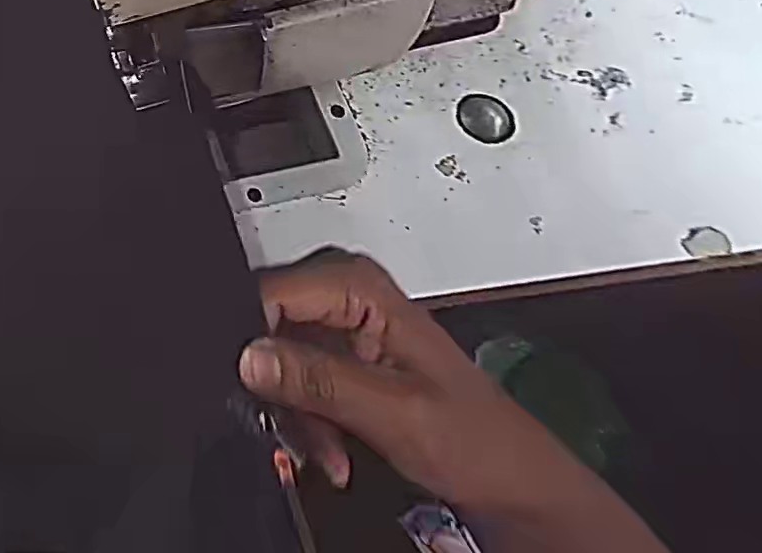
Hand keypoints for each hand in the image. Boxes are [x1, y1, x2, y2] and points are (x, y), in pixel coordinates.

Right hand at [240, 253, 667, 551]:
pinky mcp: (339, 353)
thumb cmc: (477, 437)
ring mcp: (341, 322)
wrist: (509, 478)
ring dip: (295, 409)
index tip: (256, 385)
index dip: (258, 340)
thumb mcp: (394, 411)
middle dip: (279, 383)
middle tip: (300, 426)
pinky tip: (329, 443)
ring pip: (277, 356)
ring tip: (326, 447)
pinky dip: (304, 414)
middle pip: (271, 324)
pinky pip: (294, 376)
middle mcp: (346, 292)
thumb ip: (318, 380)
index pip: (274, 292)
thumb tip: (253, 357)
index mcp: (360, 284)